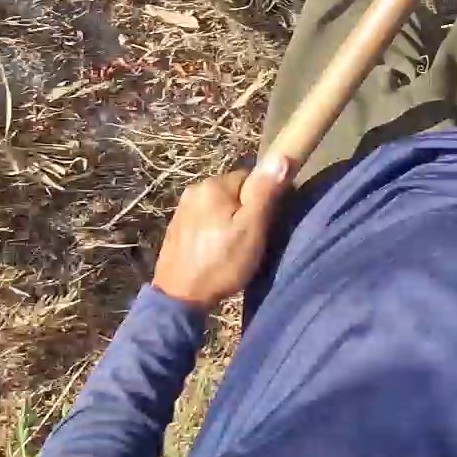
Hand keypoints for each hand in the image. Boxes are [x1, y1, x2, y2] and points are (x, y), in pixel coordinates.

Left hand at [151, 157, 290, 308]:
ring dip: (227, 221)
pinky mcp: (176, 227)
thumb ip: (264, 192)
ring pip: (218, 206)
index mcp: (213, 184)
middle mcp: (195, 189)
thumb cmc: (221, 263)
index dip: (260, 200)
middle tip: (247, 239)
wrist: (178, 299)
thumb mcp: (251, 229)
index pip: (249, 178)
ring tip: (230, 248)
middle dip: (243, 211)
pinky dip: (212, 231)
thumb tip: (281, 157)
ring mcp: (182, 208)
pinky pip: (203, 219)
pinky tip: (214, 251)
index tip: (260, 225)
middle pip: (233, 192)